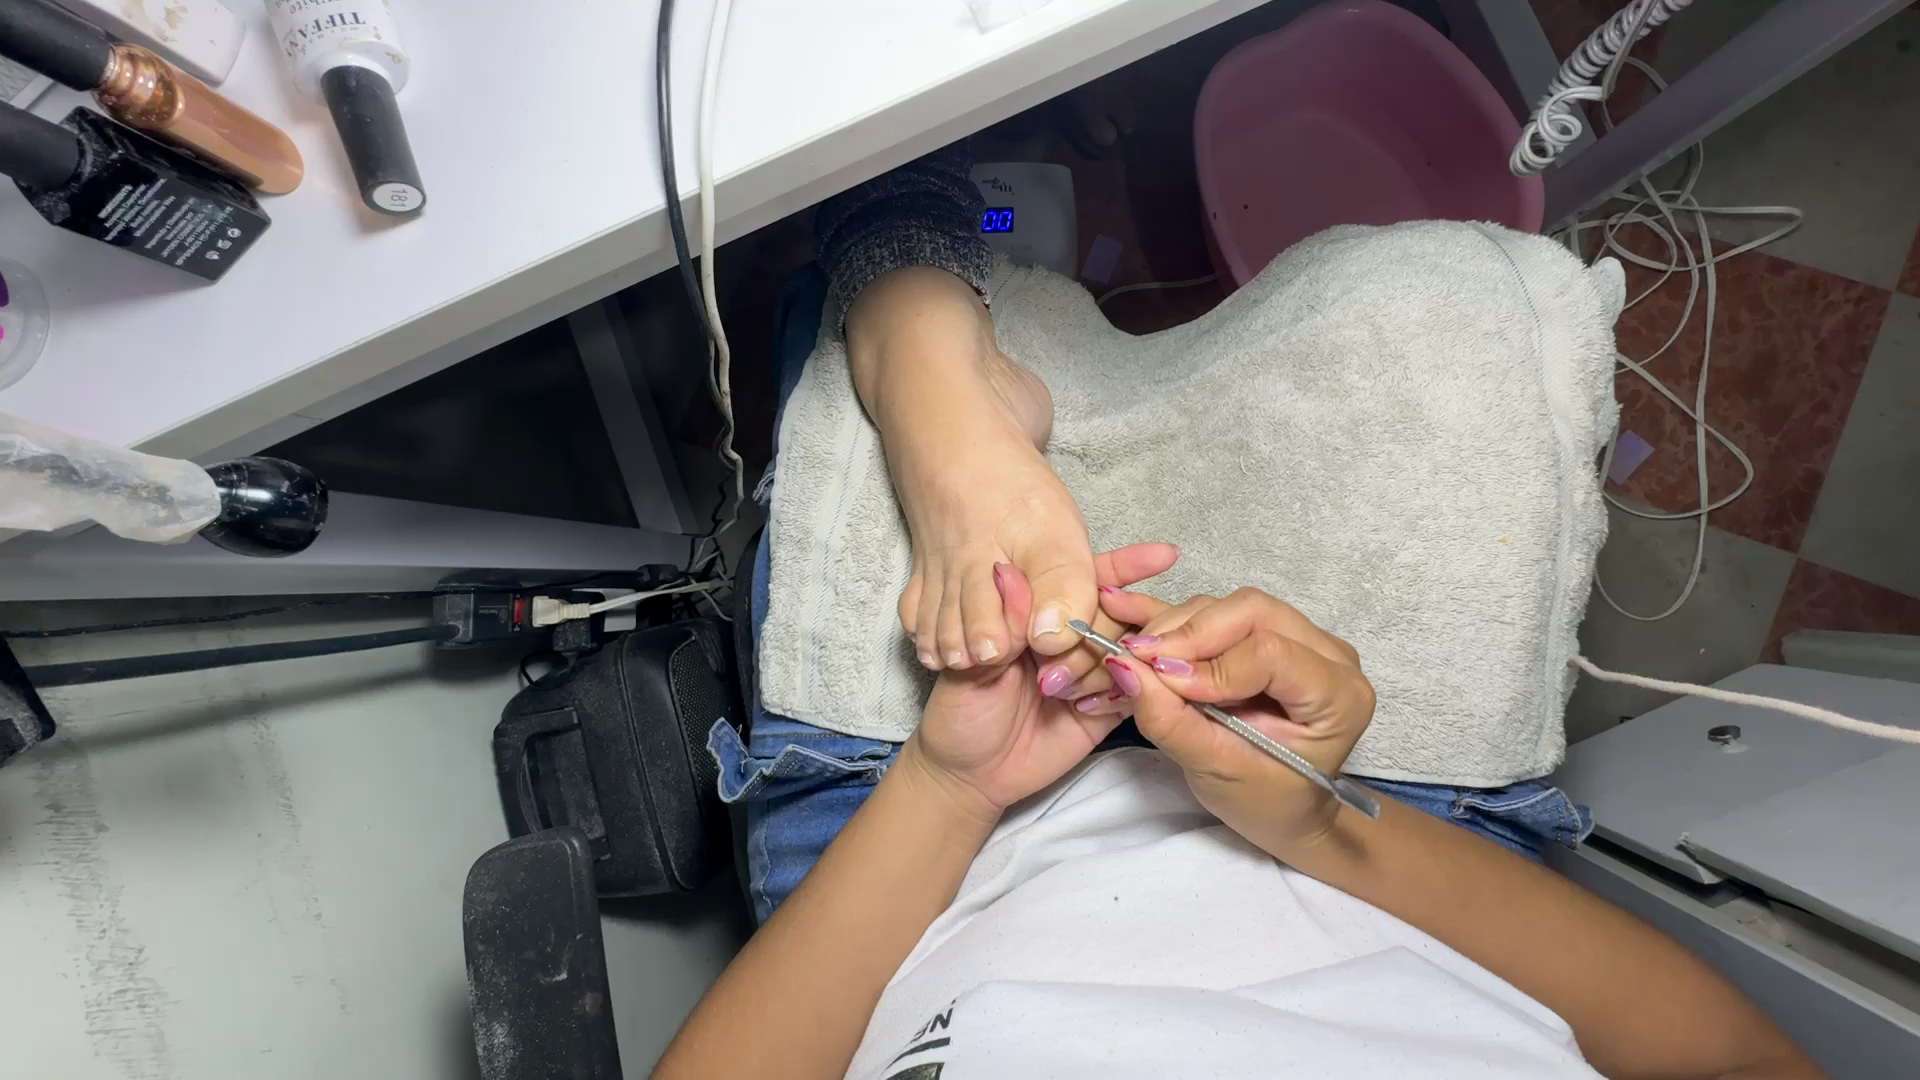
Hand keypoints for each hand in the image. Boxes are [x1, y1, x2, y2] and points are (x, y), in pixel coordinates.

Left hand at [908, 543, 1177, 816]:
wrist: (968, 776)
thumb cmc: (960, 713)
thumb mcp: (972, 665)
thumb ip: (999, 621)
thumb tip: (1006, 570)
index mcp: (1040, 615)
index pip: (1086, 580)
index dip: (1125, 567)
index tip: (1163, 555)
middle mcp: (1070, 638)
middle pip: (1116, 616)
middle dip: (1093, 635)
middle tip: (1048, 674)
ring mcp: (1091, 674)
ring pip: (1130, 654)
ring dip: (1097, 670)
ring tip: (1053, 693)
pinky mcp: (1106, 712)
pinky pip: (1134, 694)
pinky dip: (1120, 697)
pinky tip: (1084, 709)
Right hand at [1096, 587, 1376, 852]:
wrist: (1285, 804)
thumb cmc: (1266, 800)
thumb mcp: (1218, 771)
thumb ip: (1171, 721)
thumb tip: (1123, 668)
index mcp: (1337, 694)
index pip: (1268, 652)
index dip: (1209, 666)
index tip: (1162, 684)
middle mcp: (1326, 652)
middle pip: (1249, 610)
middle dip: (1187, 633)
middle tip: (1141, 659)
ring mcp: (1295, 634)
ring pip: (1225, 604)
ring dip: (1174, 626)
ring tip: (1137, 656)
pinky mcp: (1260, 629)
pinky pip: (1212, 609)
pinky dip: (1167, 612)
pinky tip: (1121, 604)